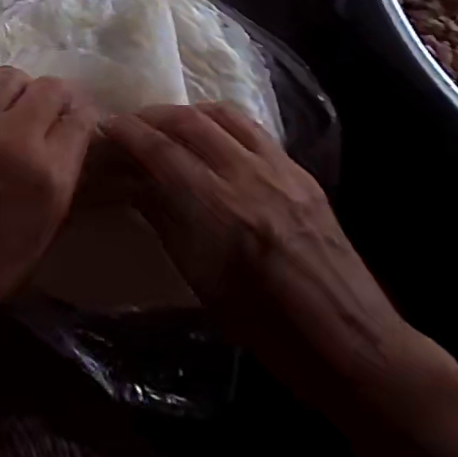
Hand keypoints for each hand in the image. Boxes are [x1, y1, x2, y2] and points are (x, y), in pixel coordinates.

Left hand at [0, 66, 96, 347]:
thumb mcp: (44, 233)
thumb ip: (65, 181)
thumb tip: (77, 147)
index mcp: (48, 174)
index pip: (82, 119)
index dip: (86, 119)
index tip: (80, 126)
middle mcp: (16, 138)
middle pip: (52, 88)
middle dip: (61, 98)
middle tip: (54, 114)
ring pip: (12, 76)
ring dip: (23, 89)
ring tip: (20, 110)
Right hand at [102, 103, 451, 395]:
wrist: (351, 344)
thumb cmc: (268, 330)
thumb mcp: (203, 282)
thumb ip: (167, 223)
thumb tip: (134, 186)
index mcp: (222, 210)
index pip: (162, 152)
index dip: (128, 133)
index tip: (106, 126)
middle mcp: (251, 177)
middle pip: (190, 122)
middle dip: (152, 116)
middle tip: (130, 125)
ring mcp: (281, 170)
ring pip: (224, 115)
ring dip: (187, 112)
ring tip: (167, 125)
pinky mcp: (301, 173)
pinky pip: (254, 130)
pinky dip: (222, 123)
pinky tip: (212, 138)